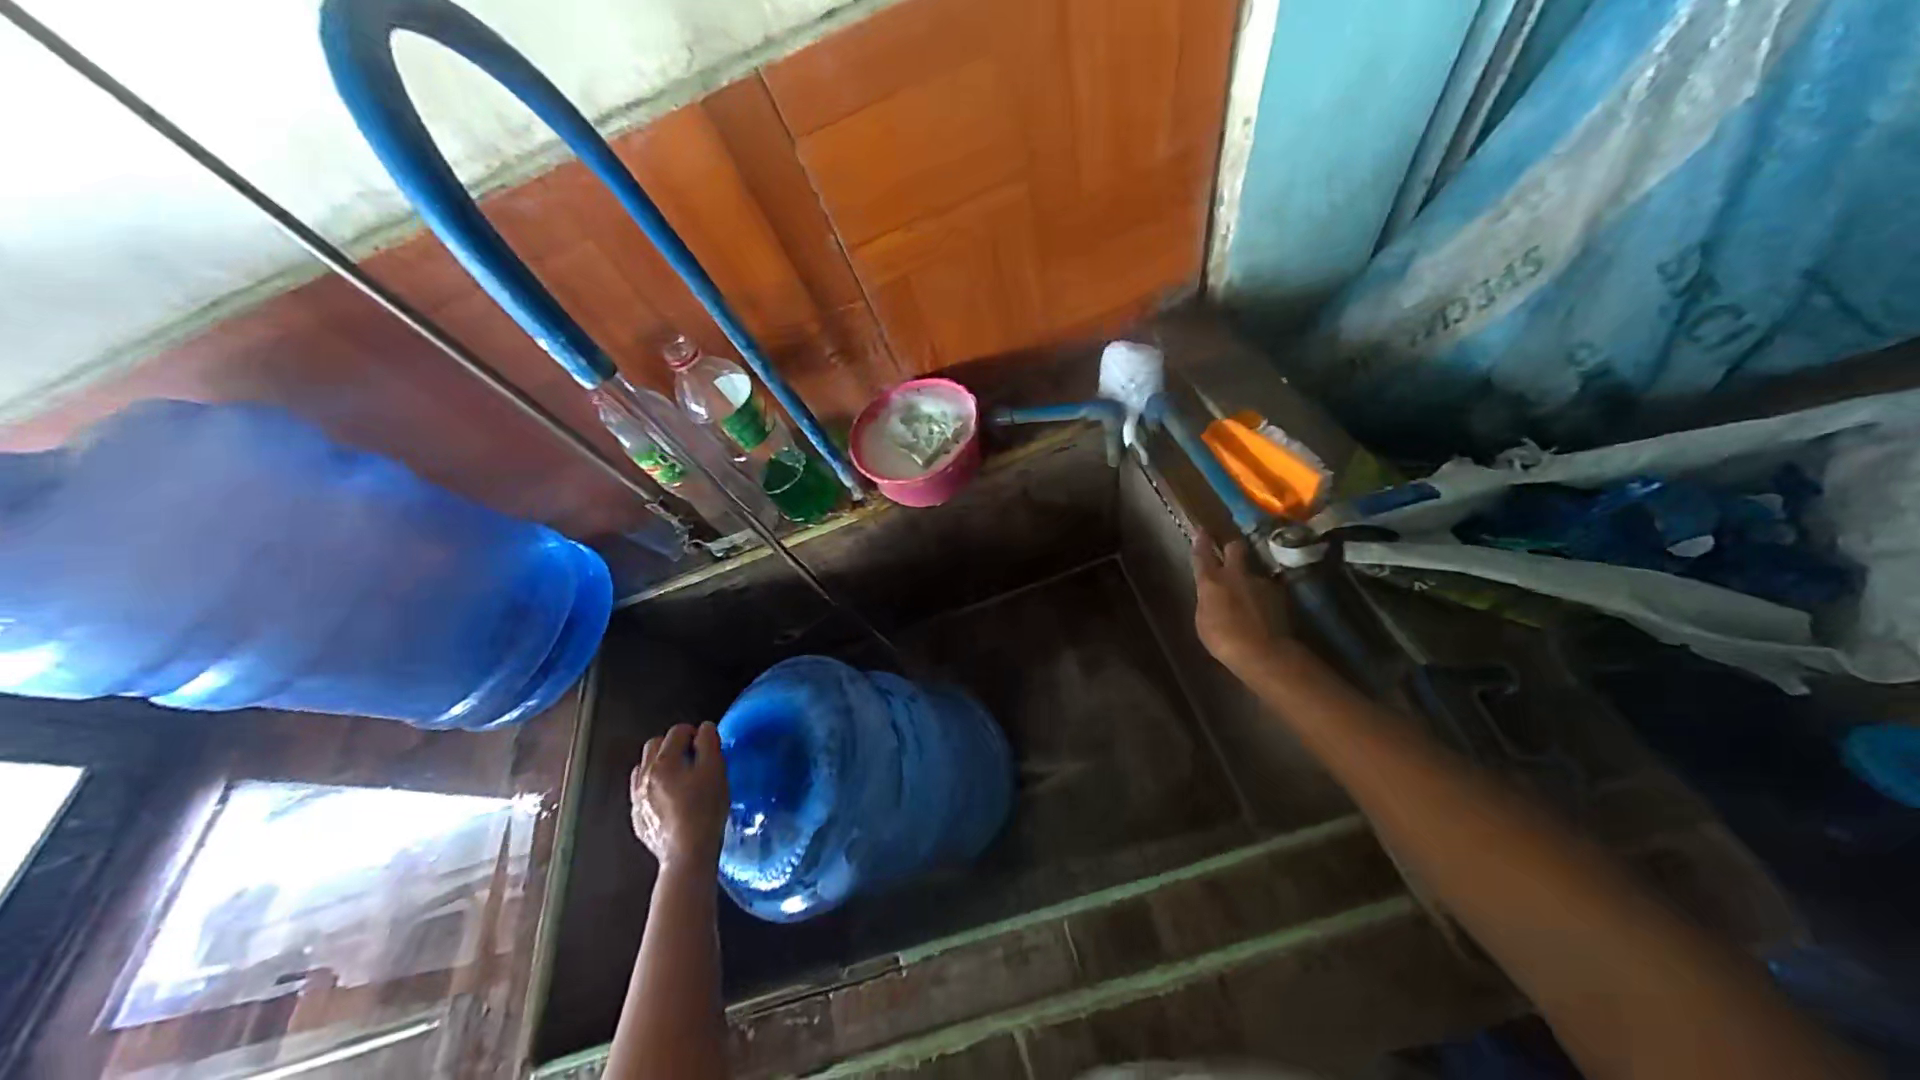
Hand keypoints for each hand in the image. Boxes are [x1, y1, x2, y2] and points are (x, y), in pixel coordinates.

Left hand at [630, 722, 728, 869]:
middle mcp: (644, 777)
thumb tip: (704, 728)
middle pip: (654, 745)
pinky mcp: (638, 818)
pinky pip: (642, 792)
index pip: (677, 732)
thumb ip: (709, 744)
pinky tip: (671, 798)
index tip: (706, 743)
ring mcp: (637, 798)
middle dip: (673, 744)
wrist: (687, 854)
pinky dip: (654, 786)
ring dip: (660, 764)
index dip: (694, 732)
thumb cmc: (705, 811)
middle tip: (693, 756)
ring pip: (644, 768)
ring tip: (681, 776)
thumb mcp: (716, 771)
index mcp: (663, 762)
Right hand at [1192, 530, 1289, 673]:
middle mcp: (1237, 575)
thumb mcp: (1203, 621)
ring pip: (1254, 571)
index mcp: (1212, 582)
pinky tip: (1263, 611)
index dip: (1201, 542)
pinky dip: (1263, 597)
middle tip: (1230, 551)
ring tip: (1249, 597)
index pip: (1203, 555)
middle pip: (1235, 548)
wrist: (1263, 652)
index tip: (1202, 531)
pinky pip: (1267, 590)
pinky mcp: (1280, 594)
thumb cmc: (1223, 640)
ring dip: (1249, 579)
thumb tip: (1212, 594)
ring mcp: (1261, 582)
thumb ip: (1207, 601)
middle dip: (1232, 547)